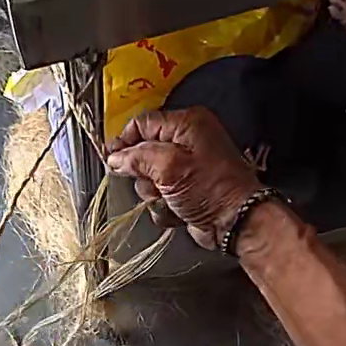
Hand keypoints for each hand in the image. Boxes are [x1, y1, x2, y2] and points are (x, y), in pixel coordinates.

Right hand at [105, 107, 264, 250]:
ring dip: (154, 194)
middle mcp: (186, 141)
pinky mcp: (184, 190)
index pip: (142, 124)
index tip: (111, 157)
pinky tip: (177, 209)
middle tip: (156, 183)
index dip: (124, 140)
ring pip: (147, 180)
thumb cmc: (209, 188)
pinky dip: (164, 206)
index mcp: (186, 123)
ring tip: (170, 198)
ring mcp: (185, 168)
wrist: (234, 221)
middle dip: (143, 174)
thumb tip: (114, 157)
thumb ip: (136, 157)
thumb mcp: (168, 166)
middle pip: (141, 154)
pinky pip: (158, 197)